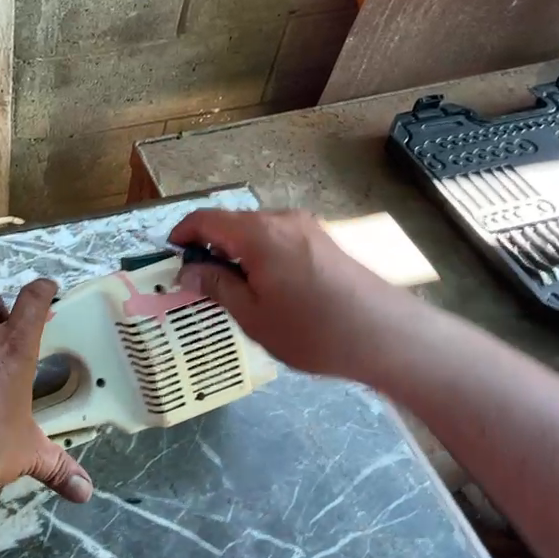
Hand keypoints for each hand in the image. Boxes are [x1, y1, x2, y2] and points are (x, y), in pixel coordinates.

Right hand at [168, 208, 419, 380]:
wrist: (390, 338)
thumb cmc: (312, 329)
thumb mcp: (252, 314)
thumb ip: (216, 285)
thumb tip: (188, 270)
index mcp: (257, 233)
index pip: (204, 219)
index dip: (180, 235)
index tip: (168, 258)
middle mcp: (281, 220)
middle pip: (230, 223)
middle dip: (208, 246)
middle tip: (196, 281)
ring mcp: (308, 228)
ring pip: (256, 232)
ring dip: (235, 252)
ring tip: (230, 289)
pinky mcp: (326, 242)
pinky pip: (279, 240)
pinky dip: (260, 255)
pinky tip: (266, 288)